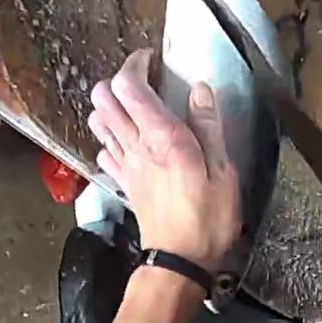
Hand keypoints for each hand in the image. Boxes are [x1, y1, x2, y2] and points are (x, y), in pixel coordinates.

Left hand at [87, 50, 241, 272]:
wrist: (179, 261)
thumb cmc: (208, 219)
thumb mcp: (222, 172)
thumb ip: (208, 127)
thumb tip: (199, 90)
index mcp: (162, 138)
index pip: (129, 86)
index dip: (135, 64)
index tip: (153, 60)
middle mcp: (136, 146)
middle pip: (104, 98)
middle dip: (119, 81)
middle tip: (146, 83)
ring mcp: (126, 165)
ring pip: (98, 121)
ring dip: (110, 107)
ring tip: (136, 109)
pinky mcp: (124, 183)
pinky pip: (105, 150)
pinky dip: (111, 138)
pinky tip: (130, 143)